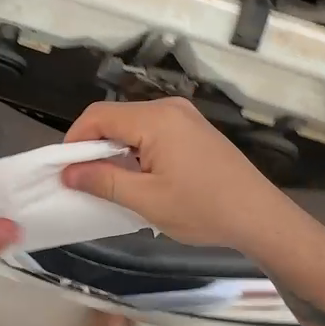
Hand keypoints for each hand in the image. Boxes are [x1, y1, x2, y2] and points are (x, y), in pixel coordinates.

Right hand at [60, 98, 294, 250]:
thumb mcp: (146, 200)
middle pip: (115, 117)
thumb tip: (68, 173)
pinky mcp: (194, 129)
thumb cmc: (203, 209)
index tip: (64, 170)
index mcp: (156, 119)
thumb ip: (103, 182)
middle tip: (84, 179)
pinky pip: (152, 131)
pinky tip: (138, 176)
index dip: (74, 140)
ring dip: (115, 149)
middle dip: (93, 146)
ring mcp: (184, 117)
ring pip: (132, 125)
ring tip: (110, 182)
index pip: (98, 116)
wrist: (260, 217)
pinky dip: (136, 149)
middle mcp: (169, 108)